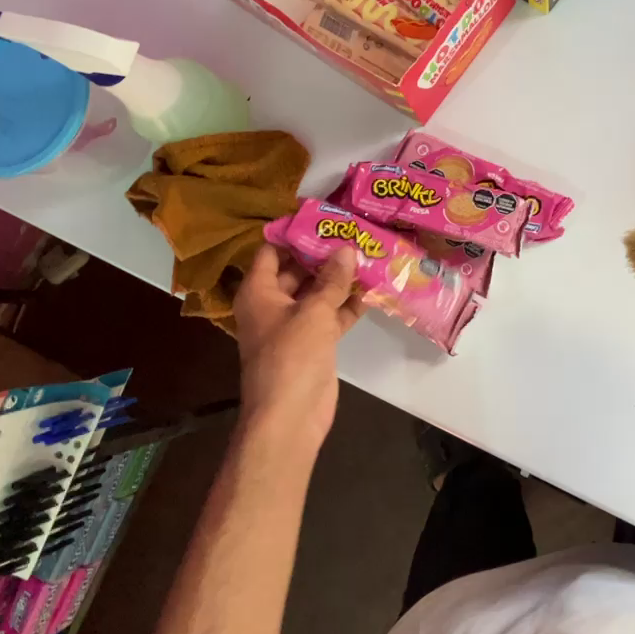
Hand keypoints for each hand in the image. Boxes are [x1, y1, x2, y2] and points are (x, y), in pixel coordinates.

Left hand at [233, 244, 366, 452]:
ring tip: (369, 252)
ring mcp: (294, 325)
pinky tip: (375, 288)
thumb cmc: (291, 357)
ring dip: (340, 278)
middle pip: (297, 269)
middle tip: (354, 231)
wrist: (289, 418)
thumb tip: (346, 249)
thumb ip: (332, 280)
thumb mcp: (313, 312)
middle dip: (324, 253)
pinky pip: (331, 316)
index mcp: (259, 291)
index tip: (323, 215)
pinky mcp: (314, 344)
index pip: (271, 250)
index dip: (293, 232)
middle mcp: (273, 304)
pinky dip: (348, 305)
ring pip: (317, 293)